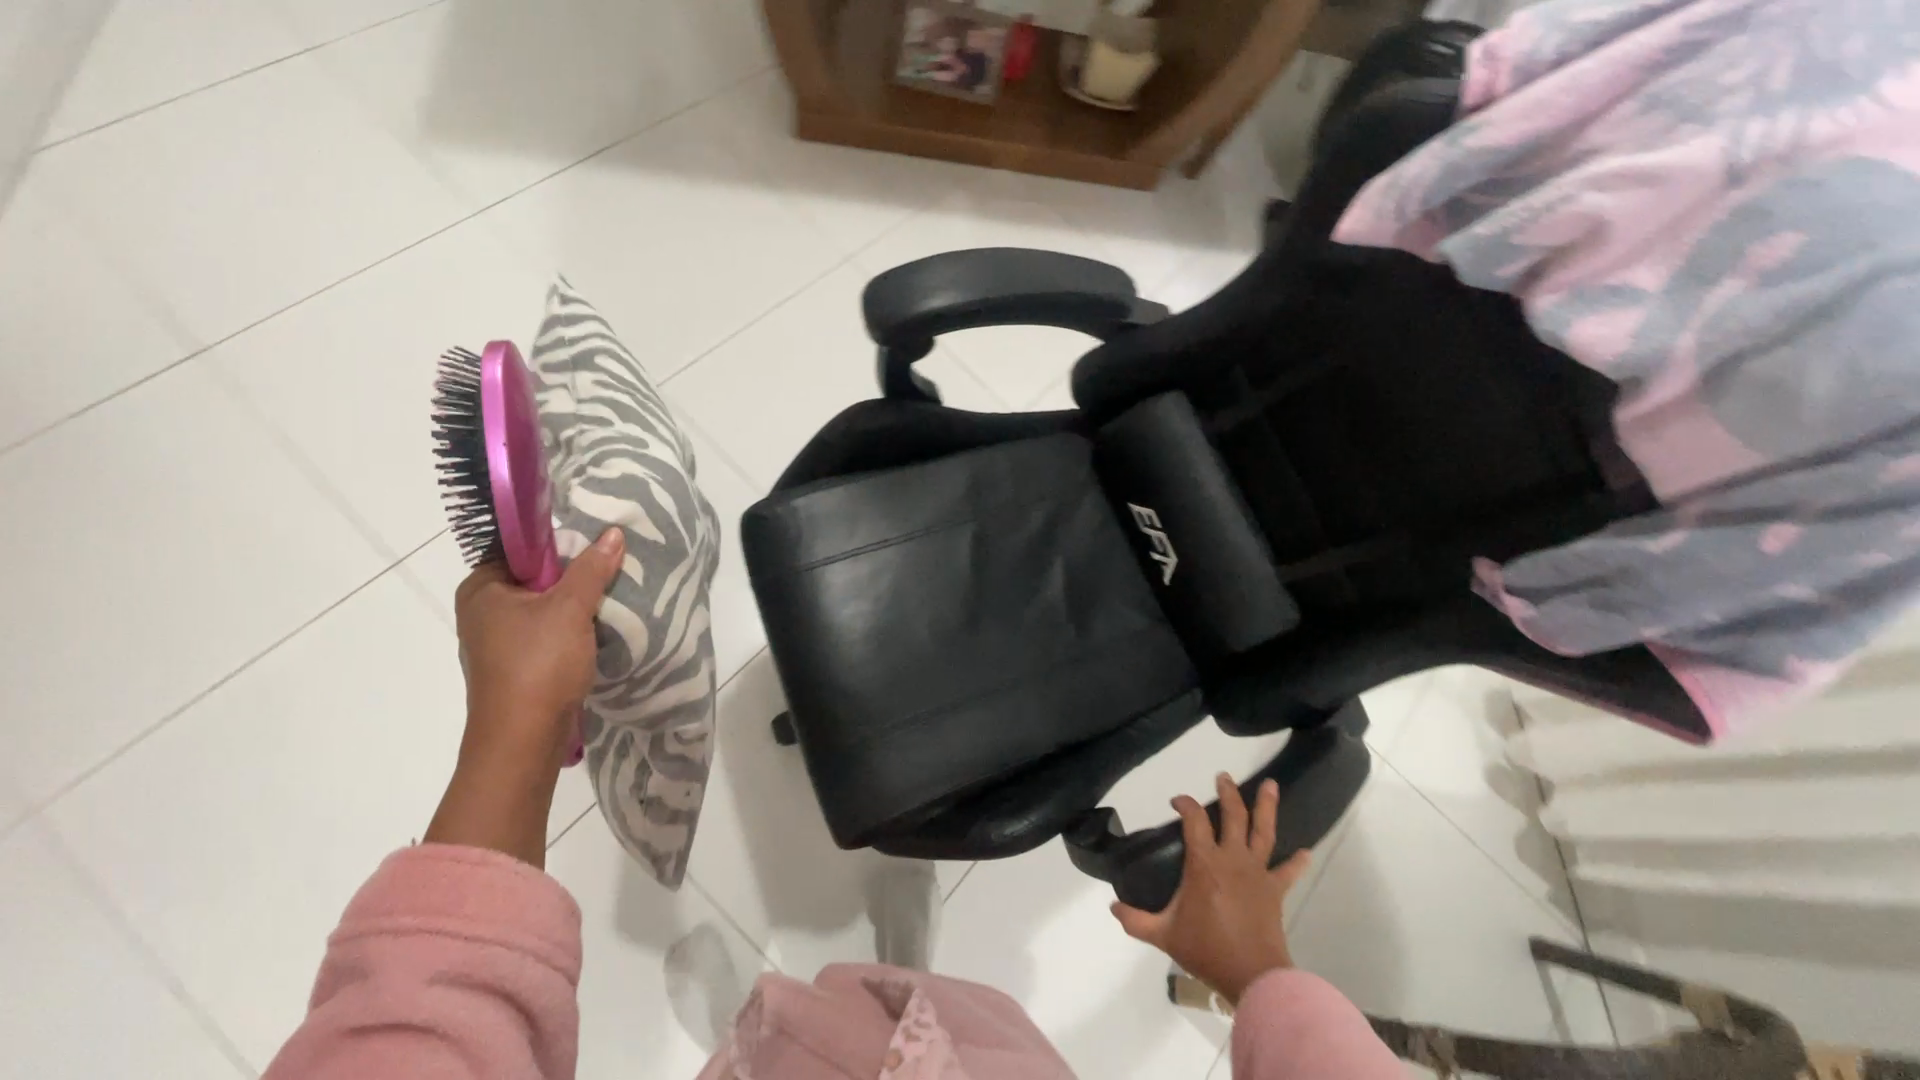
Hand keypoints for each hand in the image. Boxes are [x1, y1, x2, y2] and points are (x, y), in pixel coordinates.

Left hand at [424, 526, 624, 866]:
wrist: (523, 740)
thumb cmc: (538, 665)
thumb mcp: (570, 609)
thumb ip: (591, 569)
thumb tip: (613, 532)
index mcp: (481, 588)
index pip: (519, 549)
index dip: (558, 543)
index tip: (595, 543)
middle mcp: (482, 612)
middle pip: (535, 579)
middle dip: (573, 577)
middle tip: (611, 568)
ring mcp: (497, 643)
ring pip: (543, 610)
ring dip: (575, 607)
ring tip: (612, 598)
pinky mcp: (516, 669)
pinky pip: (547, 637)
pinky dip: (571, 633)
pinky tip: (598, 632)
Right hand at [1110, 774, 1311, 1005]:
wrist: (1252, 976)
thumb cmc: (1206, 950)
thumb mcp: (1163, 935)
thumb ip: (1135, 920)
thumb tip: (1112, 906)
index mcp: (1204, 863)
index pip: (1194, 820)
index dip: (1185, 804)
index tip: (1177, 801)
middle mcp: (1233, 859)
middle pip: (1234, 815)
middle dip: (1228, 792)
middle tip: (1223, 777)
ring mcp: (1258, 873)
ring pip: (1264, 832)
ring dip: (1267, 806)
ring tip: (1271, 784)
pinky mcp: (1275, 891)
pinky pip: (1288, 871)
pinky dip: (1298, 861)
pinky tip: (1306, 851)